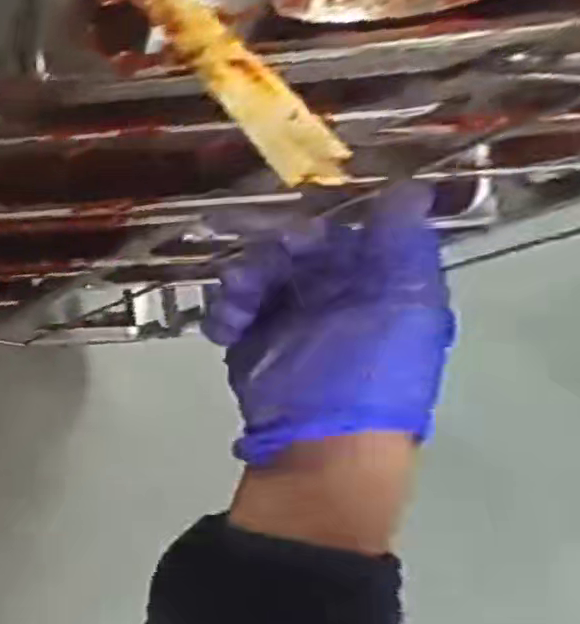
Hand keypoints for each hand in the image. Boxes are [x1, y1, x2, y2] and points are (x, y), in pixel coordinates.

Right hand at [205, 182, 454, 465]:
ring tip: (236, 312)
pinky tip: (224, 329)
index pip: (340, 237)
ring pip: (252, 281)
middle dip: (265, 260)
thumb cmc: (368, 370)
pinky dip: (220, 316)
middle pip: (288, 256)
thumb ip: (400, 247)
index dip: (312, 230)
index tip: (286, 235)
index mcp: (374, 280)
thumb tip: (403, 189)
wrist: (316, 434)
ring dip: (239, 287)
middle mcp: (329, 295)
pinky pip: (226, 315)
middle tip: (251, 276)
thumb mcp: (402, 303)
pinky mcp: (246, 343)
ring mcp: (283, 320)